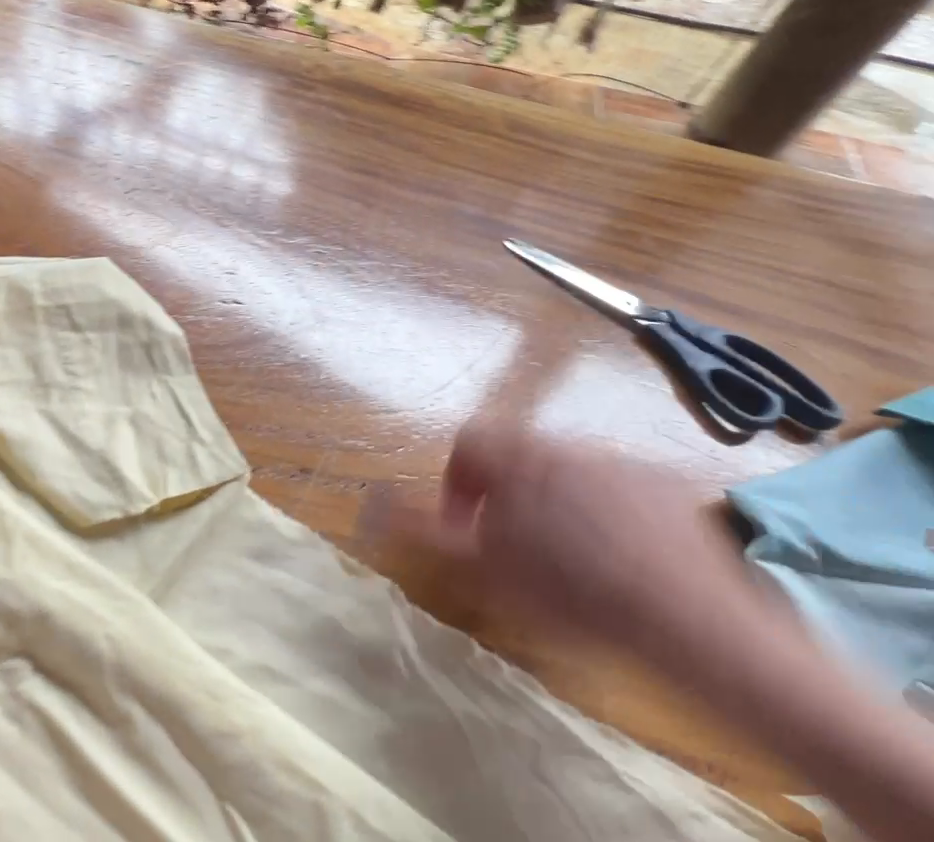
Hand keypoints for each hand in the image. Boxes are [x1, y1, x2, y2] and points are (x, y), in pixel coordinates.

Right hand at [398, 417, 751, 654]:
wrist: (698, 626)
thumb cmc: (574, 595)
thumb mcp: (482, 567)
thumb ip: (421, 528)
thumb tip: (369, 500)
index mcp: (520, 457)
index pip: (467, 441)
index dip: (456, 482)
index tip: (466, 527)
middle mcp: (571, 445)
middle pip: (518, 456)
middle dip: (506, 496)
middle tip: (514, 551)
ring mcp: (628, 463)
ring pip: (569, 472)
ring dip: (555, 504)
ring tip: (569, 561)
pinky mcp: (674, 488)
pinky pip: (620, 488)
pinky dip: (607, 514)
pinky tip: (620, 562)